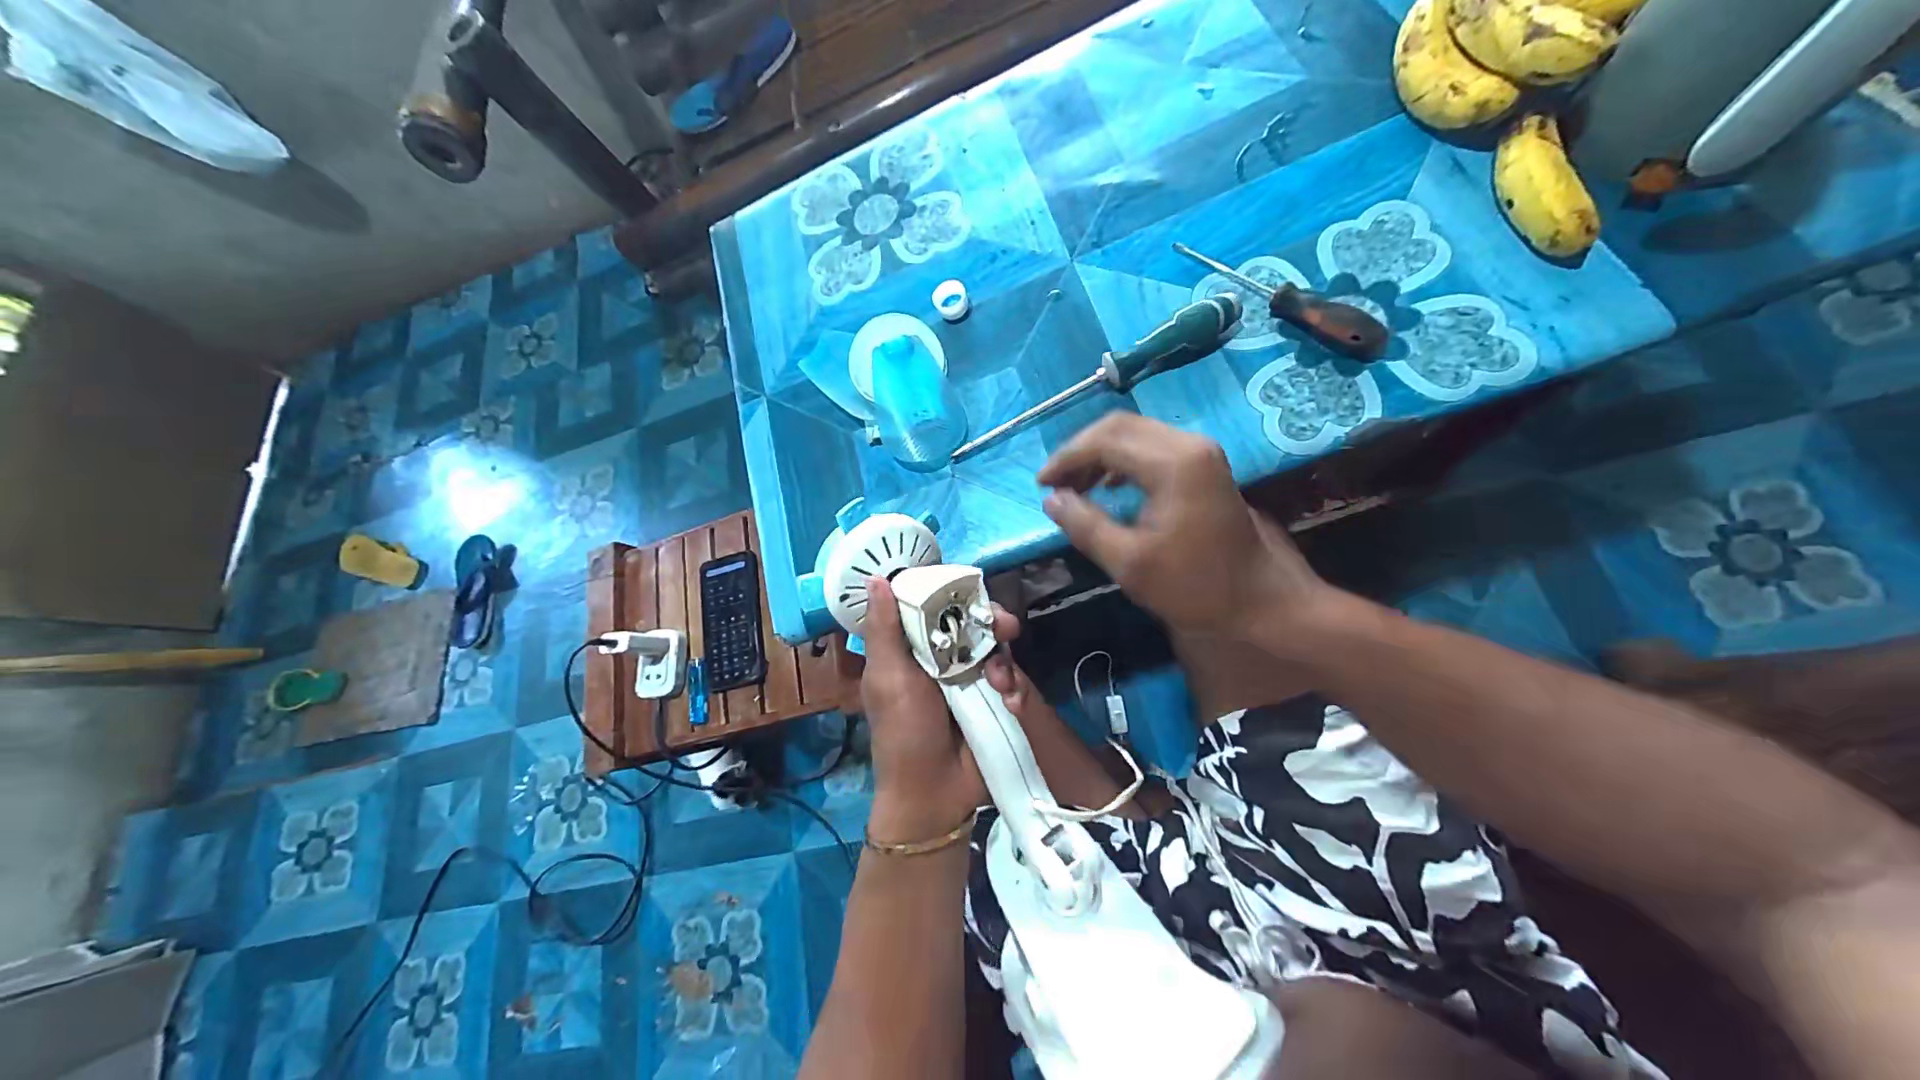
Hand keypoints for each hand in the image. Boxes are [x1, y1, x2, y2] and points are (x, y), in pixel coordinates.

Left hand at [857, 577, 987, 844]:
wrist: (935, 792)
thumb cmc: (903, 732)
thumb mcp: (888, 678)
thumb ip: (885, 629)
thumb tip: (875, 578)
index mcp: (911, 648)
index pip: (935, 605)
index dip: (955, 593)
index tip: (973, 588)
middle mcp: (942, 657)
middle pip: (973, 621)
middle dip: (993, 621)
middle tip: (1007, 628)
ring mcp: (971, 678)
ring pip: (996, 647)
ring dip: (1003, 659)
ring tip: (1002, 682)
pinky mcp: (994, 700)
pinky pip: (1011, 677)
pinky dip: (1014, 686)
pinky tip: (1011, 700)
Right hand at [1037, 413, 1334, 637]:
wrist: (1259, 601)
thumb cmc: (1194, 586)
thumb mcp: (1129, 563)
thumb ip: (1085, 526)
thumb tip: (1051, 499)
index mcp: (1172, 464)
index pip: (1105, 440)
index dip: (1066, 458)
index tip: (1041, 484)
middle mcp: (1188, 444)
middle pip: (1119, 426)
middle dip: (1080, 451)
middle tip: (1054, 483)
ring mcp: (1200, 452)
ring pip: (1135, 432)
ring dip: (1099, 454)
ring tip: (1074, 486)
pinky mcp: (1203, 464)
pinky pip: (1152, 446)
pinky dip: (1122, 460)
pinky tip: (1108, 487)